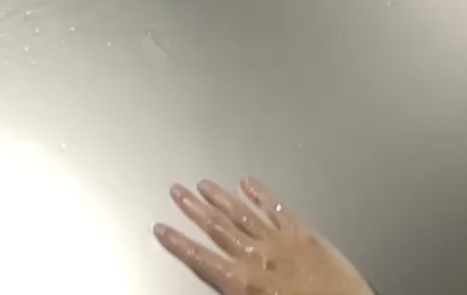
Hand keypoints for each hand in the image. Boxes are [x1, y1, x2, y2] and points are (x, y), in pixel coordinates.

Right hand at [155, 178, 375, 294]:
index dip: (180, 243)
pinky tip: (248, 183)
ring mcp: (281, 242)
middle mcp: (259, 258)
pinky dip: (261, 194)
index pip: (203, 258)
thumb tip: (221, 281)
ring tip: (203, 183)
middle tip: (177, 191)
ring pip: (243, 214)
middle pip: (218, 228)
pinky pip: (276, 209)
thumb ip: (238, 293)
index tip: (162, 228)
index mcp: (246, 285)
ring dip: (220, 197)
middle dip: (194, 209)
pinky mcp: (304, 234)